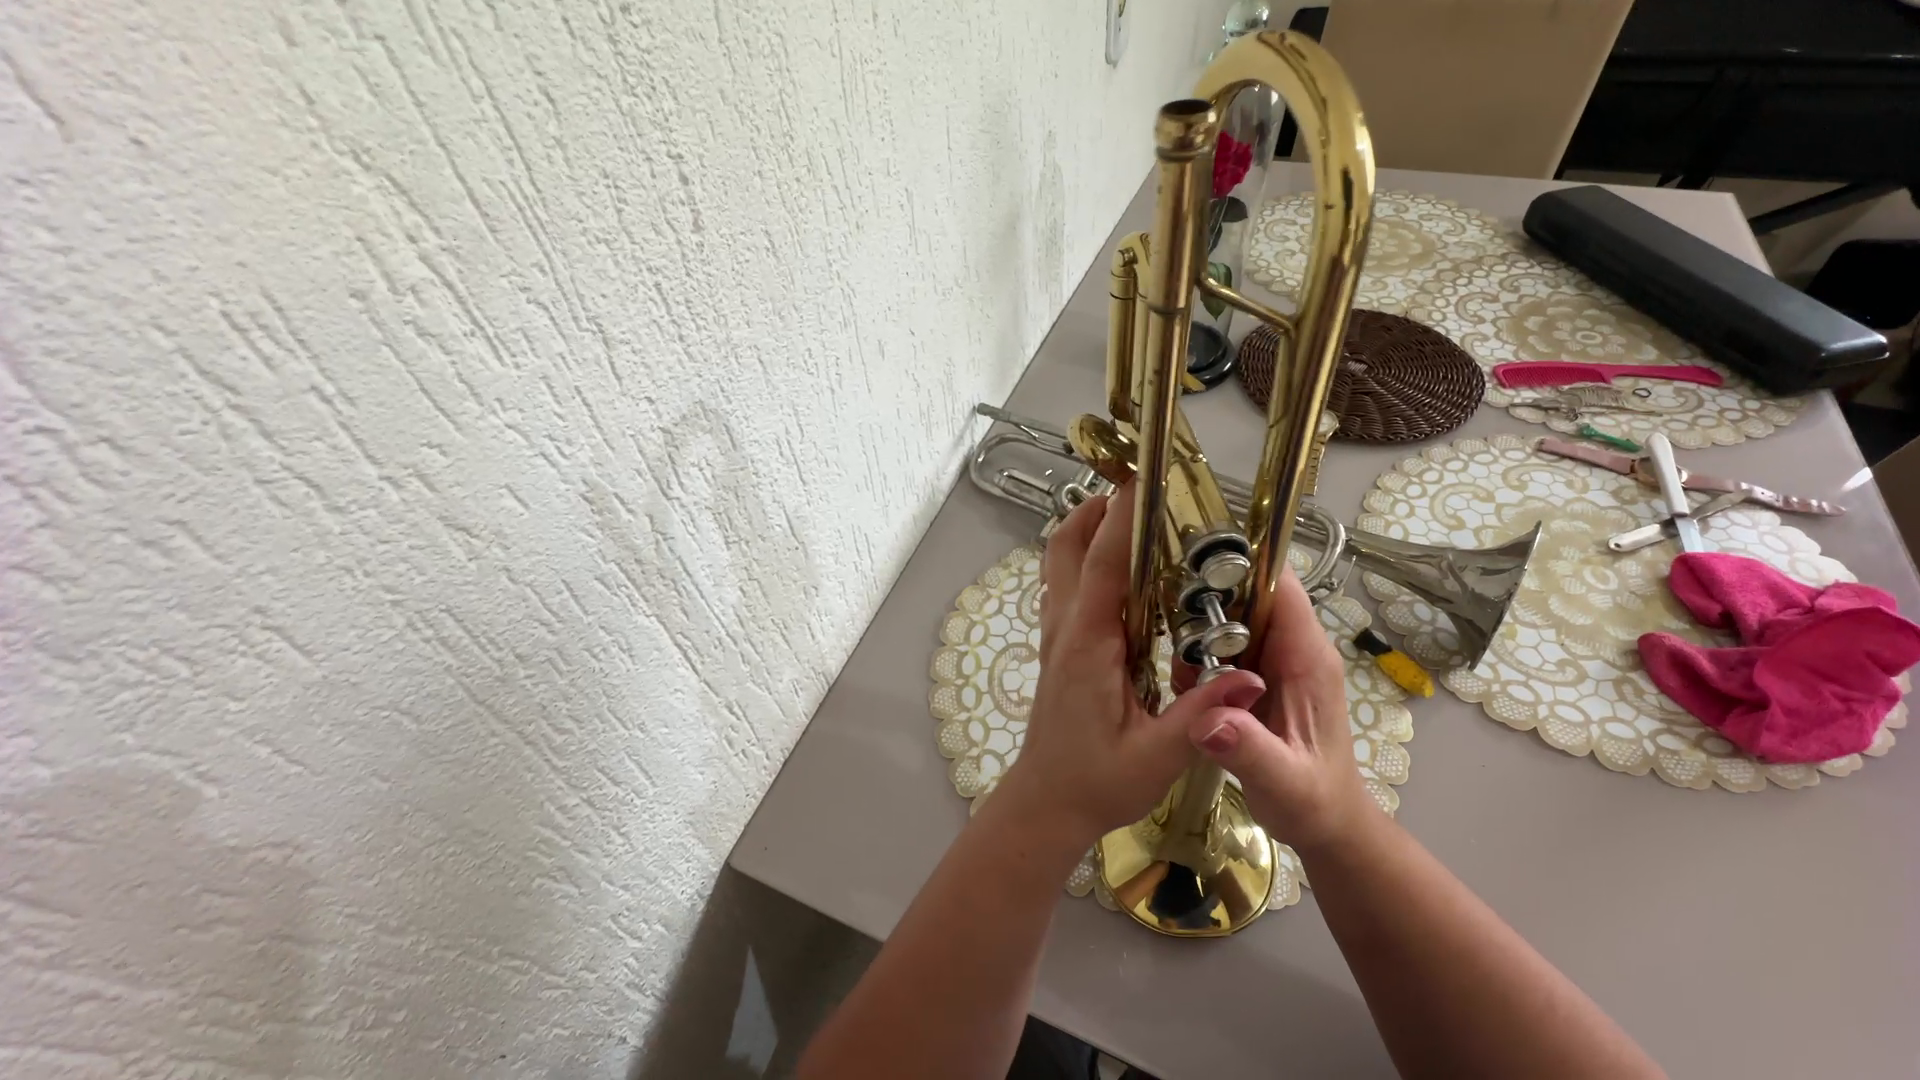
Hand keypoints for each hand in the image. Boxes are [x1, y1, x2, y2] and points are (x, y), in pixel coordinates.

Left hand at [996, 484, 1267, 847]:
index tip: (1151, 476)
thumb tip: (1252, 678)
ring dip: (1087, 526)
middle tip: (1146, 487)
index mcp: (1087, 644)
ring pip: (1060, 560)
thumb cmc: (1097, 783)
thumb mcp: (1156, 758)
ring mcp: (1055, 633)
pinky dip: (1086, 555)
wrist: (1047, 804)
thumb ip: (1202, 718)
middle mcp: (1064, 627)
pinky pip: (1067, 582)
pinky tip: (1126, 565)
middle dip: (1099, 507)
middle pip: (1067, 545)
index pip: (1103, 562)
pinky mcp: (1059, 644)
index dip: (1125, 515)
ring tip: (1137, 512)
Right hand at [1183, 568, 1374, 851]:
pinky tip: (1182, 683)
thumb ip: (1247, 750)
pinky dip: (1200, 653)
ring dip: (1198, 628)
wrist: (1328, 825)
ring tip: (1174, 665)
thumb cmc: (1313, 802)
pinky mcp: (1260, 676)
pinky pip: (1226, 644)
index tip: (1187, 561)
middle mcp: (1293, 647)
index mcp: (1305, 657)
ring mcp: (1276, 661)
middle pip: (1248, 592)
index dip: (1237, 563)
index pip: (1278, 584)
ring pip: (1233, 616)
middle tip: (1164, 622)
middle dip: (1206, 596)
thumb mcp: (1282, 782)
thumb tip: (1205, 719)